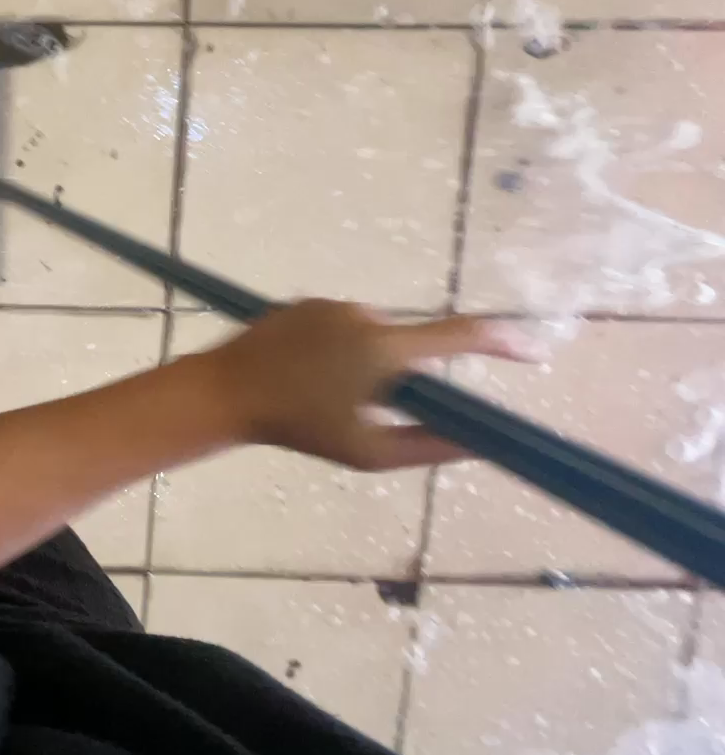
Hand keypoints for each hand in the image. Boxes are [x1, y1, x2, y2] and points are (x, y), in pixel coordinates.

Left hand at [198, 300, 540, 471]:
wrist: (222, 391)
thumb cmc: (294, 425)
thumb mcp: (367, 451)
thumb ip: (431, 446)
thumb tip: (481, 442)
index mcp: (382, 347)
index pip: (459, 336)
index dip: (503, 342)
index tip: (533, 353)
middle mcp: (359, 315)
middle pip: (409, 341)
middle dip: (404, 371)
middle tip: (365, 403)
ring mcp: (325, 305)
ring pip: (372, 334)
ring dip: (368, 359)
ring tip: (326, 390)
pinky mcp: (299, 303)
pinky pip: (338, 325)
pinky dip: (338, 347)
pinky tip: (307, 372)